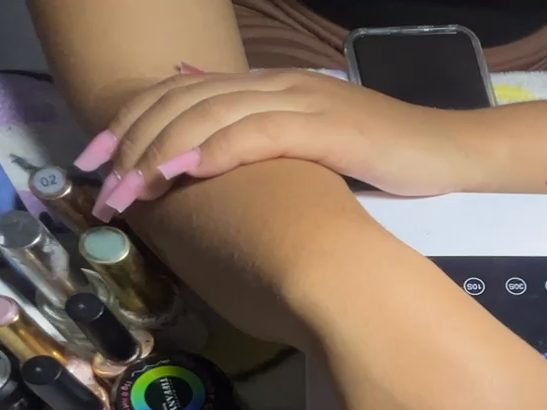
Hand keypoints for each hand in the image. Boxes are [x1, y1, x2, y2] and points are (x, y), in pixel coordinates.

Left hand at [72, 67, 478, 217]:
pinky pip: (257, 134)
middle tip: (96, 182)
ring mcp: (302, 102)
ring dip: (161, 151)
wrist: (450, 151)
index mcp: (274, 88)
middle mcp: (278, 85)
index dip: (137, 126)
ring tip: (128, 188)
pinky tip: (184, 171)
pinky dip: (215, 150)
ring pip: (211, 115)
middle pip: (185, 102)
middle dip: (132, 140)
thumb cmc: (395, 158)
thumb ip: (277, 139)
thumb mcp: (326, 144)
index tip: (102, 165)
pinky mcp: (326, 128)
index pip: (187, 97)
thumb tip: (225, 142)